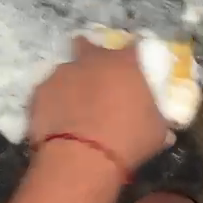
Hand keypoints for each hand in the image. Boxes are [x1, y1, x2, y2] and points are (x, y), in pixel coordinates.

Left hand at [28, 40, 171, 173]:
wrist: (82, 158)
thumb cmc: (128, 140)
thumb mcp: (157, 132)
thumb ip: (156, 118)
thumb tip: (162, 126)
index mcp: (126, 63)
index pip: (134, 46)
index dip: (132, 55)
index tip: (132, 68)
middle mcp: (92, 60)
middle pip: (88, 44)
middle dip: (90, 54)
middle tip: (94, 76)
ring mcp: (62, 73)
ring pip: (66, 70)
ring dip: (71, 82)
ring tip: (74, 106)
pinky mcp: (40, 91)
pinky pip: (48, 92)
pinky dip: (52, 101)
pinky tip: (57, 119)